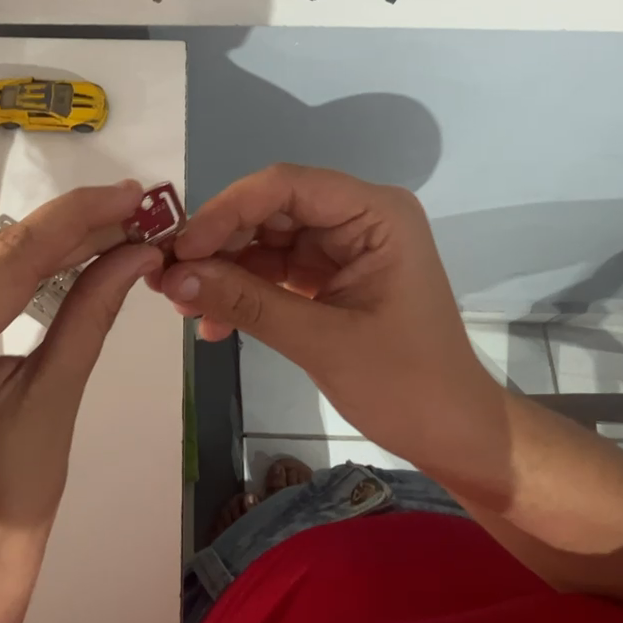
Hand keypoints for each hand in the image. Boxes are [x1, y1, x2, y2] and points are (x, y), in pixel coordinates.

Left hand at [0, 181, 164, 622]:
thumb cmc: (2, 517)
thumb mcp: (51, 407)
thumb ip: (88, 314)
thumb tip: (136, 249)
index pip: (8, 259)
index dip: (76, 218)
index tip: (131, 194)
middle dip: (64, 231)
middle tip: (132, 215)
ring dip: (36, 247)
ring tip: (104, 234)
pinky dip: (5, 271)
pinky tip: (51, 262)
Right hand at [153, 165, 503, 473]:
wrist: (454, 436)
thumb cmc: (406, 385)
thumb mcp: (321, 342)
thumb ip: (247, 302)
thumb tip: (174, 277)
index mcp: (374, 213)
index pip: (285, 186)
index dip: (227, 211)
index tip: (182, 250)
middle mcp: (357, 217)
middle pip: (269, 209)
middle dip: (218, 244)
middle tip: (168, 280)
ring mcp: (342, 245)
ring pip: (264, 239)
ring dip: (223, 271)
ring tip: (182, 305)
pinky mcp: (329, 275)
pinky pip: (273, 269)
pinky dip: (242, 292)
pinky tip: (212, 322)